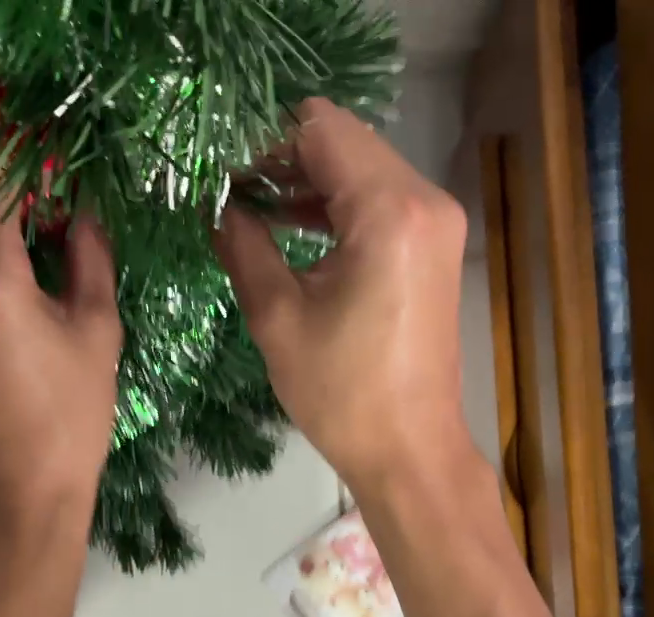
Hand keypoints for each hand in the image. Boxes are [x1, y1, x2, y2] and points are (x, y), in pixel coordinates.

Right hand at [213, 98, 472, 497]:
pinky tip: (292, 227)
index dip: (264, 140)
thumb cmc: (343, 394)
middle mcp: (425, 201)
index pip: (321, 129)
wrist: (410, 449)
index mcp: (389, 212)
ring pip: (363, 169)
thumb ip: (243, 246)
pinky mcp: (434, 248)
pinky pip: (380, 202)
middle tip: (232, 191)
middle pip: (346, 141)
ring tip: (252, 208)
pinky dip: (338, 207)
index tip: (223, 172)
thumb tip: (218, 206)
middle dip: (285, 158)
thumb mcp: (277, 319)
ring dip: (309, 182)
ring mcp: (436, 223)